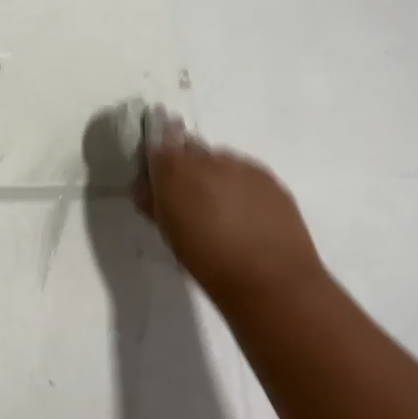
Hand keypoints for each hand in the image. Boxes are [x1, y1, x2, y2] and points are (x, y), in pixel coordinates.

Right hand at [133, 107, 328, 308]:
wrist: (271, 281)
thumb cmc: (206, 259)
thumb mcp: (166, 230)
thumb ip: (151, 199)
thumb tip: (146, 183)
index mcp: (175, 168)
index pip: (159, 137)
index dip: (157, 149)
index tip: (155, 169)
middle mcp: (209, 157)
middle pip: (191, 149)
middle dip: (186, 166)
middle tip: (187, 197)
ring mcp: (243, 166)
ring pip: (220, 162)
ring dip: (215, 177)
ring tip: (220, 210)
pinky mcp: (271, 180)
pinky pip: (246, 175)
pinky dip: (240, 188)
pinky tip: (244, 215)